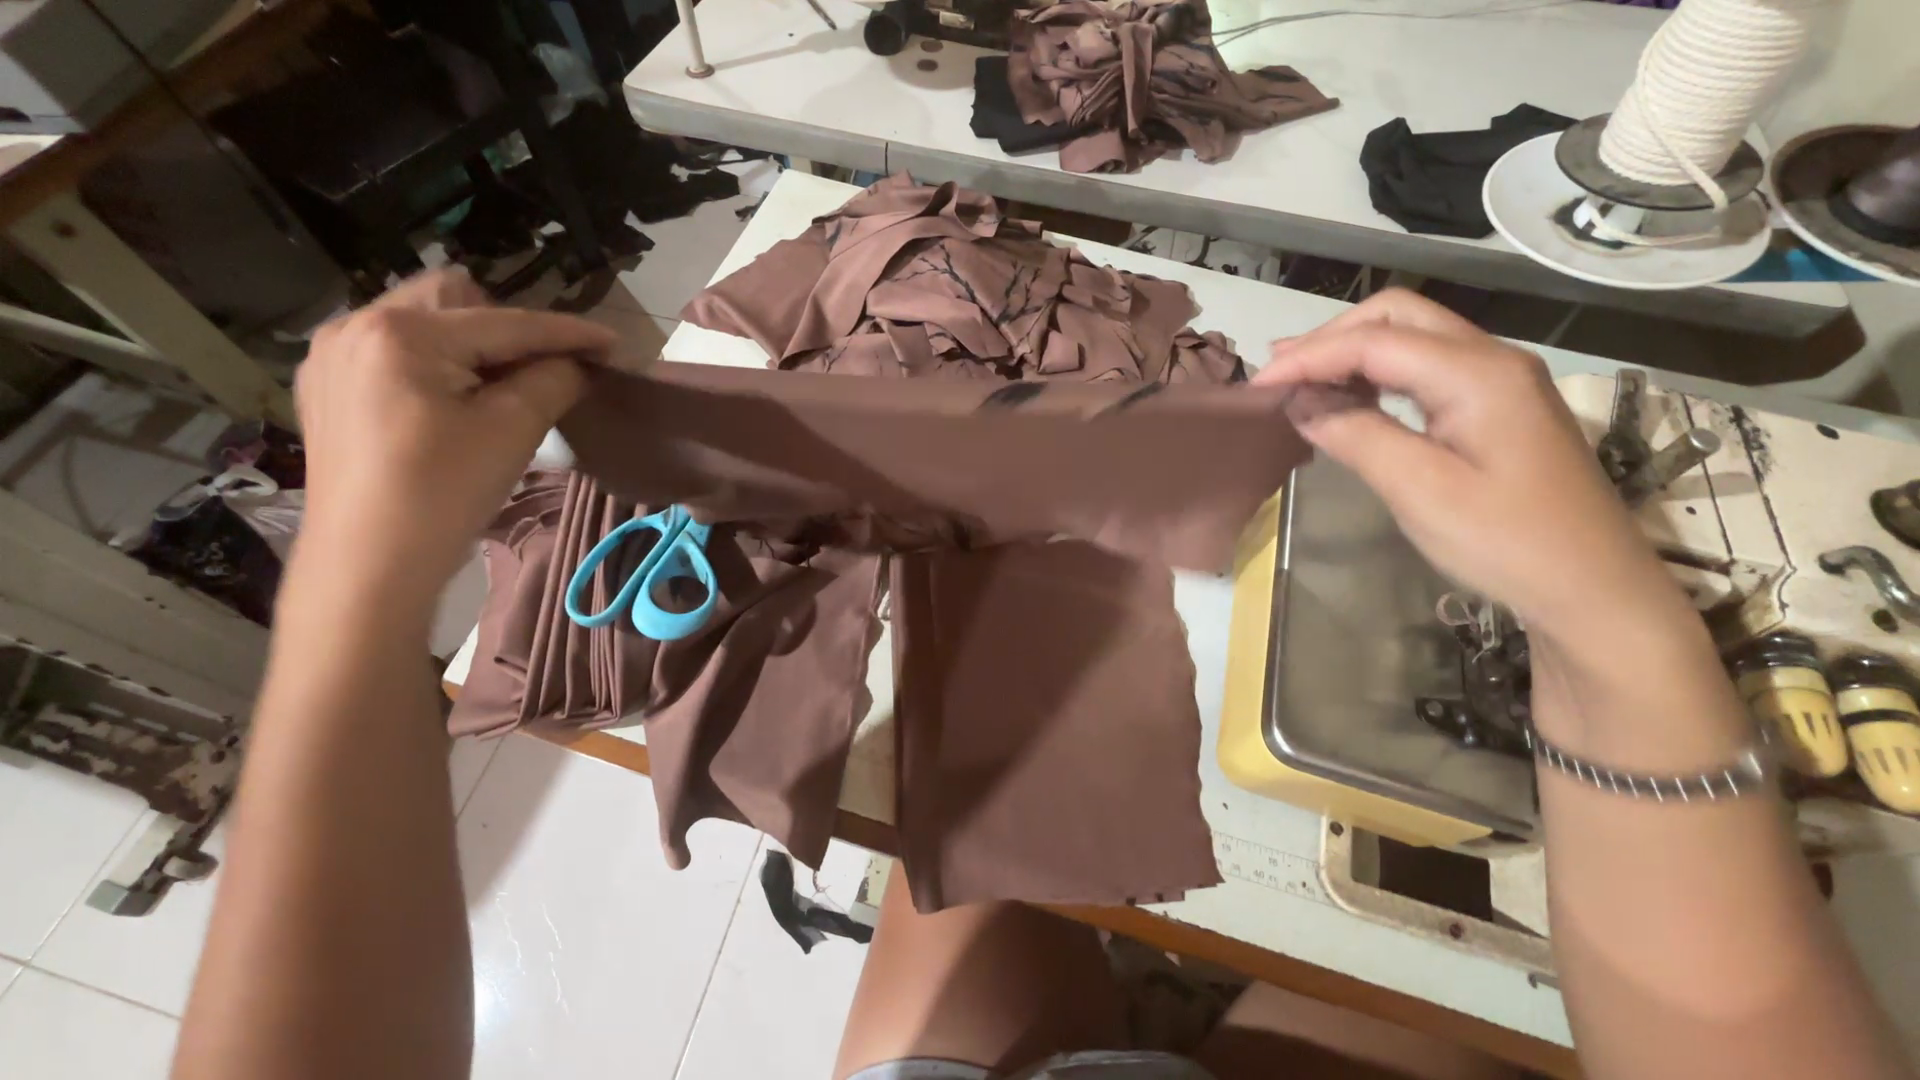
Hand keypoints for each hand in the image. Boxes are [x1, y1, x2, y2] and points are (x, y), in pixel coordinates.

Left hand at [291, 269, 613, 611]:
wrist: (368, 568)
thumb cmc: (443, 494)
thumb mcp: (513, 430)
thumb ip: (553, 380)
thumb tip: (577, 363)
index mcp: (402, 332)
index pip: (505, 323)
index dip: (566, 333)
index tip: (612, 343)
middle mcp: (356, 326)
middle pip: (453, 300)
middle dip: (505, 329)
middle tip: (537, 374)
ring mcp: (332, 357)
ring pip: (421, 324)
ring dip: (468, 347)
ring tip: (494, 393)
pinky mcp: (325, 389)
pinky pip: (392, 353)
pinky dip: (432, 367)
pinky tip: (449, 408)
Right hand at [1256, 289, 1693, 643]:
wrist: (1592, 588)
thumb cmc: (1505, 542)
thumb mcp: (1420, 491)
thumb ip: (1356, 435)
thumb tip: (1299, 401)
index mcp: (1476, 374)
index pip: (1374, 341)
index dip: (1309, 357)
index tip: (1258, 385)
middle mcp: (1491, 360)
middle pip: (1398, 316)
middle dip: (1332, 338)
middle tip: (1279, 373)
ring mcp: (1500, 380)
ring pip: (1414, 337)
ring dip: (1354, 350)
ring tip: (1303, 382)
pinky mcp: (1498, 406)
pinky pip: (1428, 367)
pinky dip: (1380, 372)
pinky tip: (1353, 400)